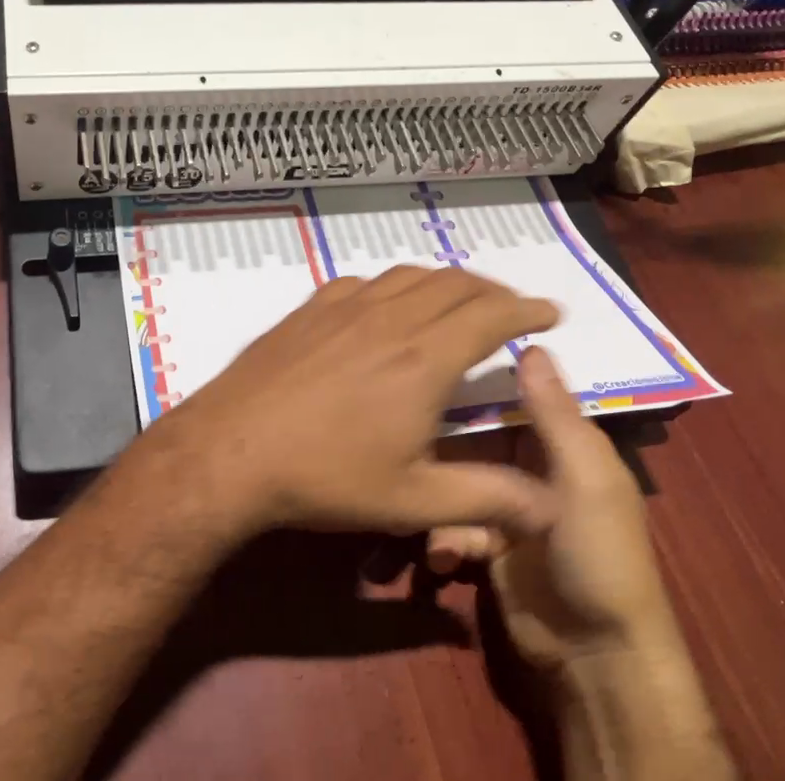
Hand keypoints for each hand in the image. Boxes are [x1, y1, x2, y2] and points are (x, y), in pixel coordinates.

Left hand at [136, 265, 560, 536]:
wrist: (230, 451)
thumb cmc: (326, 478)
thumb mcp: (413, 501)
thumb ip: (487, 498)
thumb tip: (554, 507)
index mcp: (425, 357)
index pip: (491, 314)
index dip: (528, 309)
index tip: (551, 312)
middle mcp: (389, 319)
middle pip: (454, 284)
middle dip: (493, 291)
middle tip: (512, 309)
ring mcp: (342, 309)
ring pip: (408, 275)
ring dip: (445, 282)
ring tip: (458, 301)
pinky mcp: (306, 312)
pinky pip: (363, 282)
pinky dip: (393, 286)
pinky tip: (386, 305)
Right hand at [426, 348, 679, 672]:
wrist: (594, 654)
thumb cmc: (599, 555)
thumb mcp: (584, 479)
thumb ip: (555, 415)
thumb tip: (532, 343)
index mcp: (569, 446)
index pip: (522, 394)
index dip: (484, 374)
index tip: (435, 352)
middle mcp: (536, 469)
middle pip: (479, 435)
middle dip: (445, 440)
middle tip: (403, 432)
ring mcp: (509, 508)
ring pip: (457, 479)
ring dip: (440, 500)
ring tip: (428, 520)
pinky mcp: (488, 545)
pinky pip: (452, 523)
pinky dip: (445, 539)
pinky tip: (443, 557)